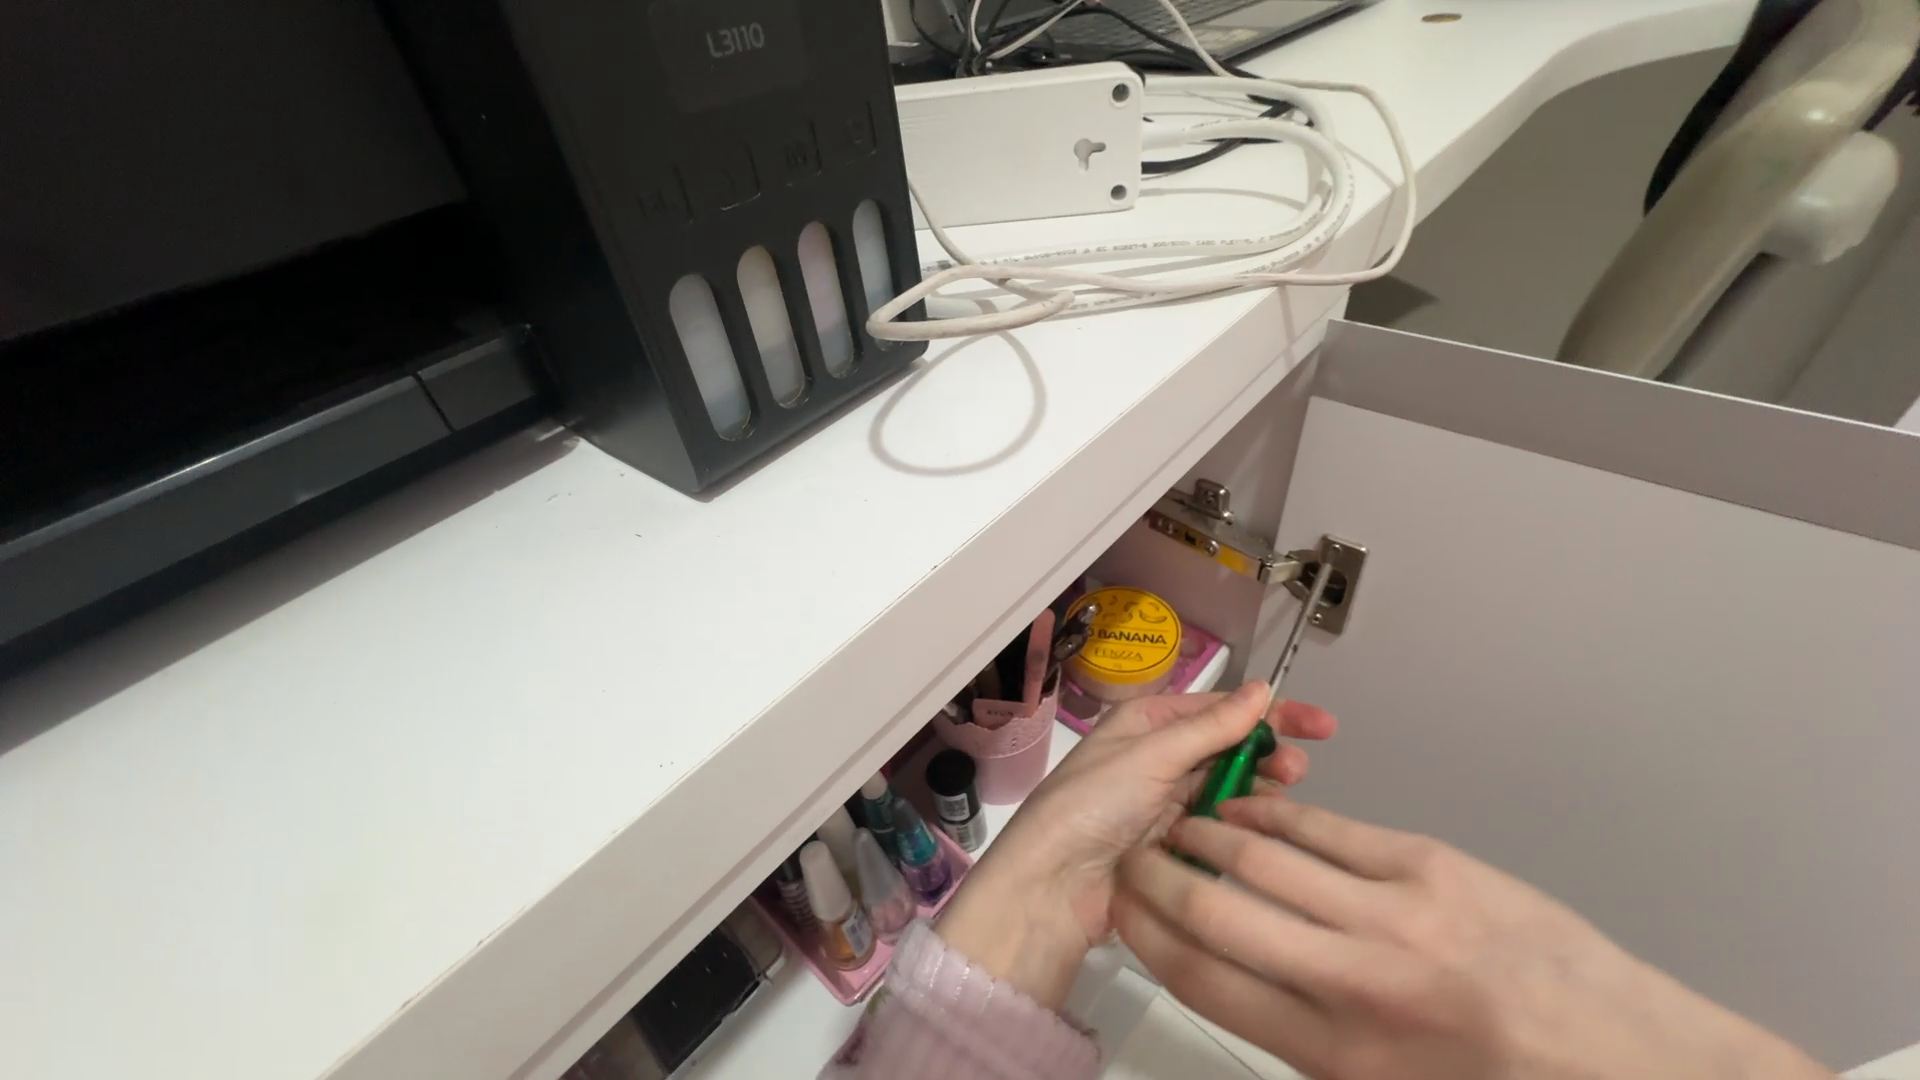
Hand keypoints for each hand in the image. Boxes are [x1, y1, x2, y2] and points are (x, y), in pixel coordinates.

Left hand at [937, 682, 1335, 1008]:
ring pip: (1227, 785)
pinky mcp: (1170, 840)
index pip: (1218, 708)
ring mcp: (1164, 799)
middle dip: (1267, 753)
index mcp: (1145, 721)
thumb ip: (1210, 727)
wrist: (1053, 882)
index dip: (1270, 712)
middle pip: (1227, 746)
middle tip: (1296, 772)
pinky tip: (1262, 829)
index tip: (1322, 725)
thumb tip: (1263, 688)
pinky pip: (1217, 822)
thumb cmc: (1095, 804)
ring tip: (1282, 797)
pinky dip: (1241, 821)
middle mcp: (1156, 754)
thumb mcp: (1151, 756)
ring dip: (1258, 787)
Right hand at [1116, 797, 1832, 1079]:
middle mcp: (1356, 984)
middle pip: (1216, 912)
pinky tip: (1244, 807)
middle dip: (1156, 877)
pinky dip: (1270, 812)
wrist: (1646, 1073)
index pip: (1205, 981)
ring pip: (1261, 854)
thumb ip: (1303, 1044)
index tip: (1121, 906)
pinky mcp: (1430, 865)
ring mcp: (1395, 914)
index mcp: (1341, 1058)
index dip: (1147, 935)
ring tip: (1179, 822)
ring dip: (1205, 832)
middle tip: (1132, 855)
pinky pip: (1323, 828)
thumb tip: (1227, 975)